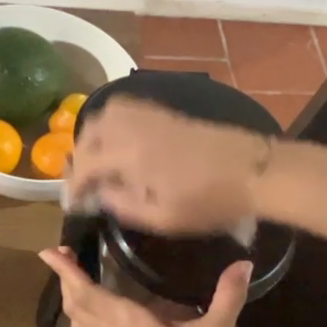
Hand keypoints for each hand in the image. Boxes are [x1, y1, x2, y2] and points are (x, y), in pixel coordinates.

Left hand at [40, 247, 250, 326]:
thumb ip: (228, 296)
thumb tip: (243, 262)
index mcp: (130, 320)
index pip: (89, 292)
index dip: (67, 272)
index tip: (50, 251)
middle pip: (78, 305)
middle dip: (66, 279)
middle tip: (61, 255)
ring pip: (80, 324)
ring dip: (70, 302)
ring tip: (69, 283)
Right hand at [66, 96, 271, 234]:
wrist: (253, 170)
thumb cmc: (209, 201)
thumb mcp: (162, 218)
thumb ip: (123, 205)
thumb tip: (99, 195)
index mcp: (130, 154)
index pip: (85, 164)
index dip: (74, 186)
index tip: (72, 204)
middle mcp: (134, 126)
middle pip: (90, 132)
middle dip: (79, 157)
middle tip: (83, 183)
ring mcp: (151, 114)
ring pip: (106, 114)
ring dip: (94, 136)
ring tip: (98, 162)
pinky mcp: (166, 112)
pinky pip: (127, 108)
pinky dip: (113, 123)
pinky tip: (121, 145)